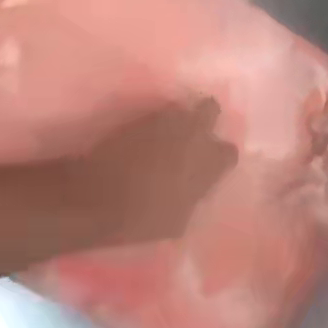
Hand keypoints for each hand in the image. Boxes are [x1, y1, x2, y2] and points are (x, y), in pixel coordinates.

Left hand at [61, 100, 237, 247]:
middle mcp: (193, 135)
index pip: (229, 151)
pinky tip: (148, 137)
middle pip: (211, 108)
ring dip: (179, 118)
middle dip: (206, 117)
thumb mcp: (179, 220)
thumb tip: (197, 188)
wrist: (98, 198)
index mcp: (208, 164)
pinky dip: (156, 121)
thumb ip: (195, 196)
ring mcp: (166, 121)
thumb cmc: (141, 219)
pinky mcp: (141, 116)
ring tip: (168, 134)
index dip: (220, 157)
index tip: (211, 165)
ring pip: (182, 106)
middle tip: (195, 134)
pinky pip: (158, 112)